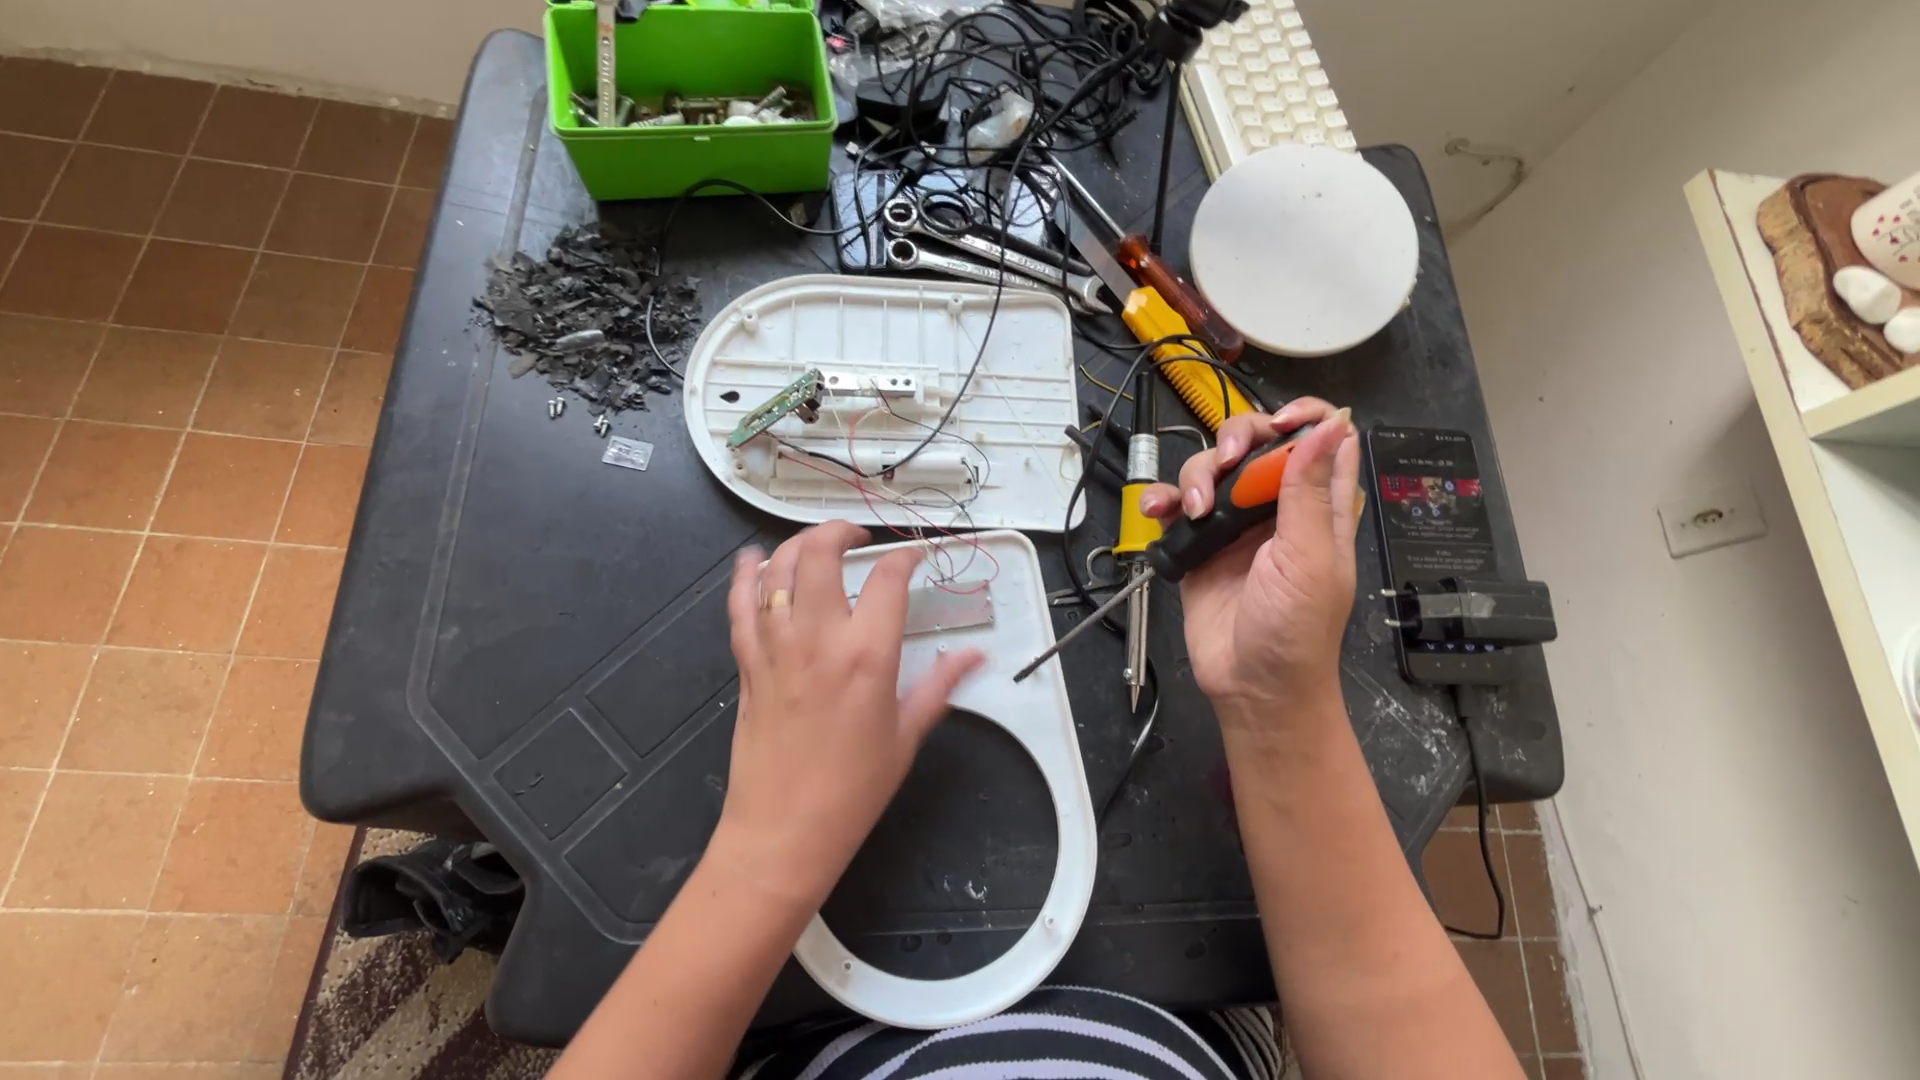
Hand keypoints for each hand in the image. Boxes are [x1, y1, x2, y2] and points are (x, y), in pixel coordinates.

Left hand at [711, 522, 984, 905]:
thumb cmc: (853, 789)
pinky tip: (753, 560)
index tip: (912, 557)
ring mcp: (777, 648)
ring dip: (795, 545)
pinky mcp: (747, 664)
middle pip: (819, 554)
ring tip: (815, 543)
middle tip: (855, 536)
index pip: (888, 579)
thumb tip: (974, 657)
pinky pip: (740, 606)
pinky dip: (745, 577)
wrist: (785, 831)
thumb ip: (940, 685)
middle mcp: (819, 639)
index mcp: (868, 654)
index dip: (905, 557)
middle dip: (839, 531)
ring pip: (777, 570)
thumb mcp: (907, 734)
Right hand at [1138, 400, 1360, 729]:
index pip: (1321, 440)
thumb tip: (1330, 426)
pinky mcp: (1197, 543)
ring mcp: (1234, 524)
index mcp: (1319, 506)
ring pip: (1213, 469)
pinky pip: (1177, 507)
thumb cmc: (1295, 630)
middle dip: (1238, 439)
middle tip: (1229, 460)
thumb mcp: (1310, 559)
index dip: (1304, 418)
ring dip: (1197, 476)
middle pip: (1257, 443)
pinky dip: (1163, 501)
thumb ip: (1310, 493)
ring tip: (1195, 510)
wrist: (1250, 684)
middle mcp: (1276, 507)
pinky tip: (1159, 512)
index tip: (1278, 426)